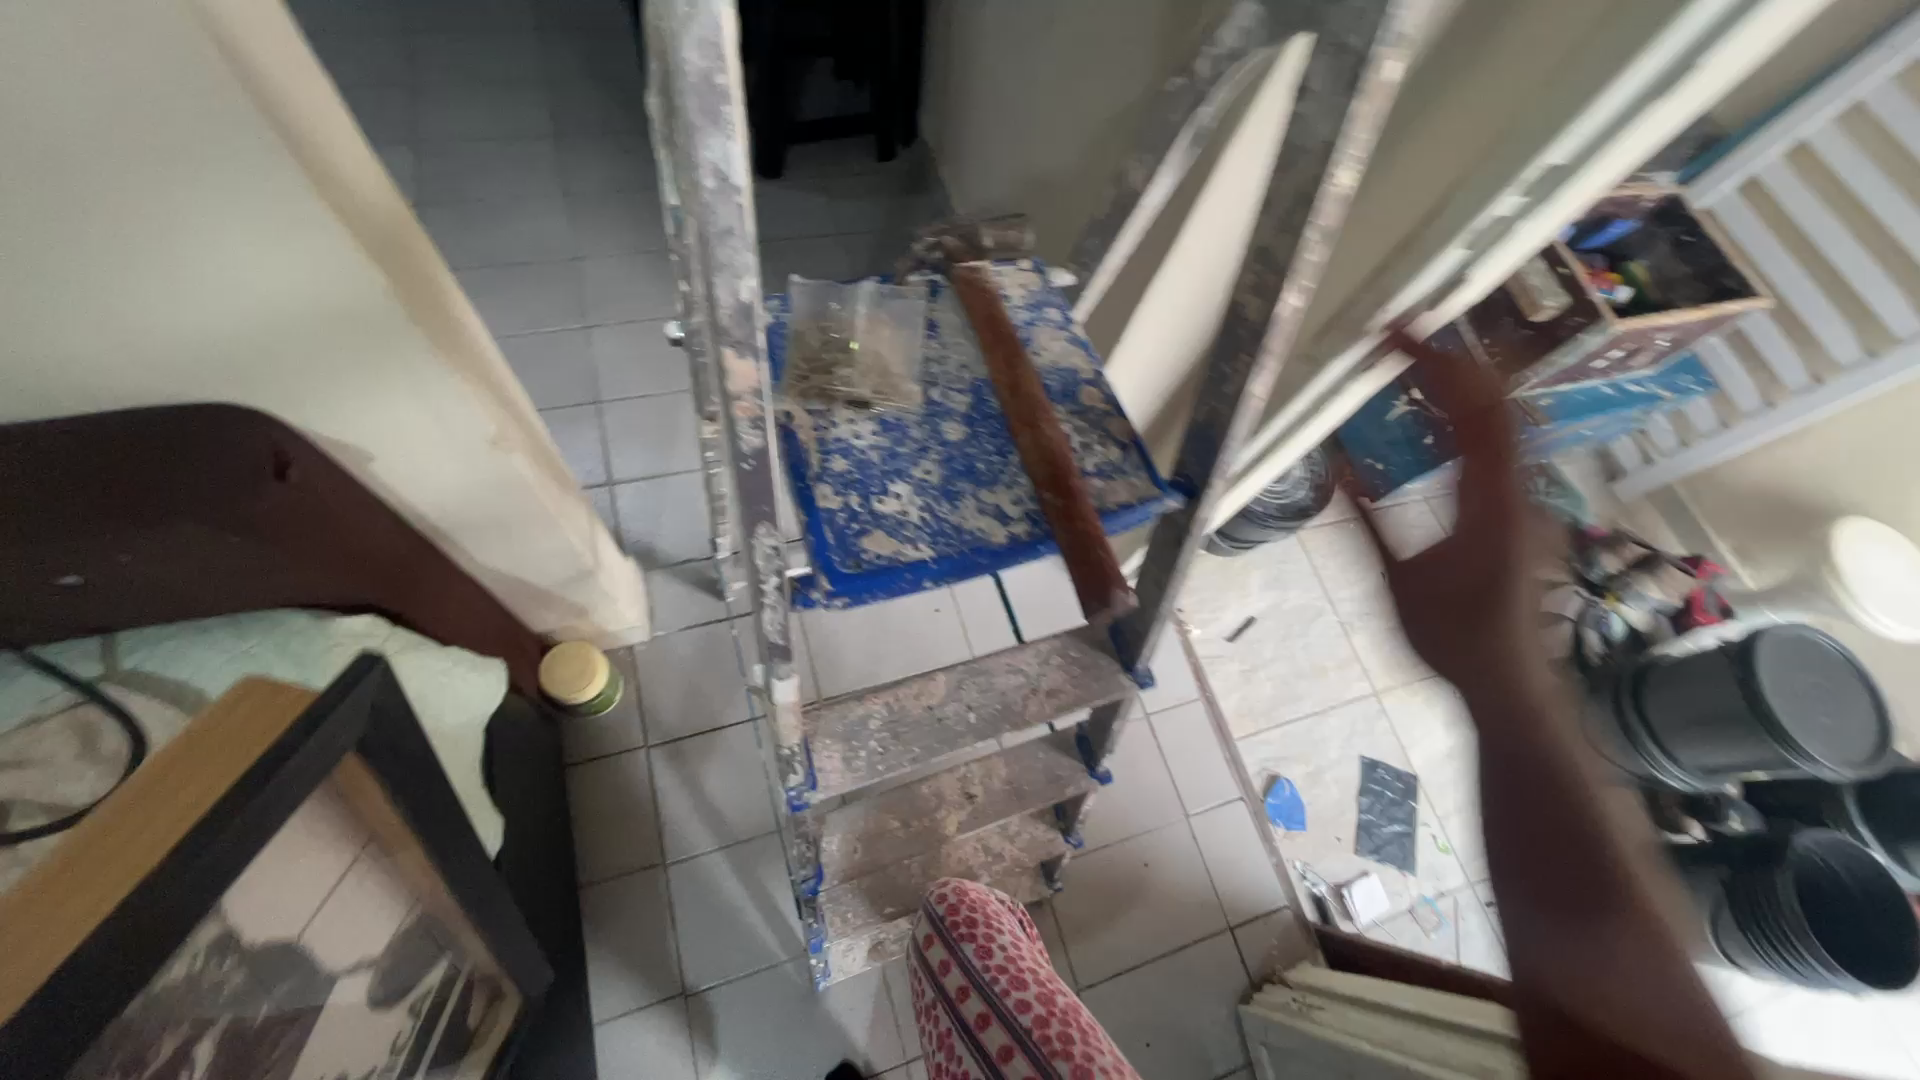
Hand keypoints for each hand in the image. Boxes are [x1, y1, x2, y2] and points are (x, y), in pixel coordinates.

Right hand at [1350, 331, 1542, 700]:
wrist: (1507, 681)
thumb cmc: (1450, 638)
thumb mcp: (1398, 580)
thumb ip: (1366, 521)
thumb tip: (1335, 466)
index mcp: (1492, 502)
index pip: (1473, 412)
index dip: (1437, 366)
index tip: (1395, 336)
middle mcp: (1520, 489)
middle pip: (1497, 403)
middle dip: (1450, 360)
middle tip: (1401, 334)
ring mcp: (1528, 499)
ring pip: (1504, 421)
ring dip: (1462, 385)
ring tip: (1414, 362)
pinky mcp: (1522, 510)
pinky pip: (1499, 447)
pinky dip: (1467, 419)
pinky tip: (1435, 418)